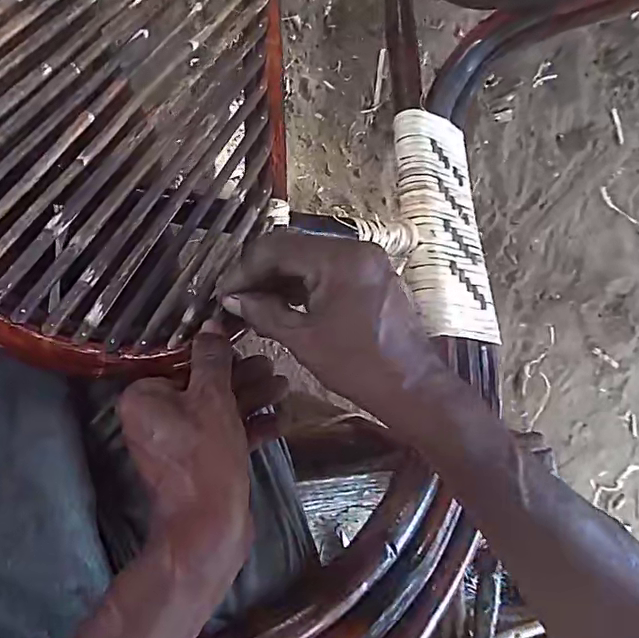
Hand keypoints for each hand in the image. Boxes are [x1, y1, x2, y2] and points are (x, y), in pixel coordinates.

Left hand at [116, 333, 277, 577]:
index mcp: (142, 398)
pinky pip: (218, 436)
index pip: (178, 365)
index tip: (242, 346)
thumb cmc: (205, 459)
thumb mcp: (213, 400)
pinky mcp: (194, 463)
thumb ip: (212, 361)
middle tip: (270, 366)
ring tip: (282, 387)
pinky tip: (277, 419)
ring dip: (248, 399)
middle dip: (238, 378)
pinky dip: (244, 427)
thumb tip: (210, 328)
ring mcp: (173, 443)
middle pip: (200, 387)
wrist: (209, 531)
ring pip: (213, 411)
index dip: (214, 356)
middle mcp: (151, 418)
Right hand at [217, 231, 445, 417]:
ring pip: (305, 257)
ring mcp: (365, 261)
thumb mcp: (301, 339)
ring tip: (252, 304)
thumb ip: (262, 312)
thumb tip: (231, 299)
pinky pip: (324, 269)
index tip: (224, 293)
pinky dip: (298, 283)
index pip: (276, 249)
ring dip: (276, 278)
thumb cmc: (358, 366)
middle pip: (290, 248)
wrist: (414, 389)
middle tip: (234, 297)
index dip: (244, 270)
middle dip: (258, 272)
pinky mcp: (369, 275)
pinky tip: (279, 304)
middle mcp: (354, 250)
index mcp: (340, 260)